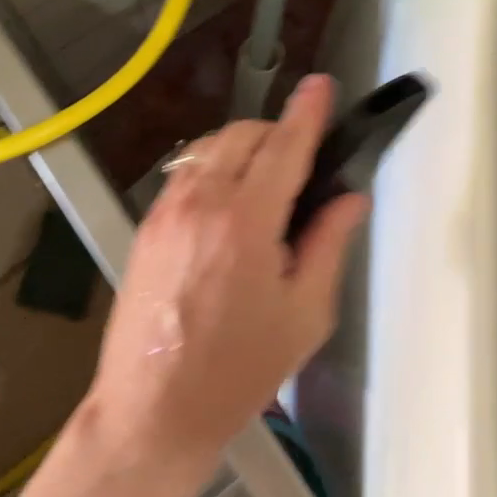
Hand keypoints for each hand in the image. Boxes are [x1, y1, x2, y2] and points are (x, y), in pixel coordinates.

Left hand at [85, 75, 369, 459]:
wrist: (152, 411)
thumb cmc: (238, 372)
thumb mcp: (303, 315)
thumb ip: (328, 245)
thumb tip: (350, 199)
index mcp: (245, 222)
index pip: (283, 147)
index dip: (307, 113)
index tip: (321, 85)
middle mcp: (200, 203)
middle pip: (241, 135)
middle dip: (275, 132)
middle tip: (302, 160)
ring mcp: (165, 212)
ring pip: (207, 149)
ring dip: (242, 148)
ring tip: (265, 182)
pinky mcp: (146, 227)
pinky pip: (184, 175)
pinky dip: (212, 169)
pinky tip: (227, 205)